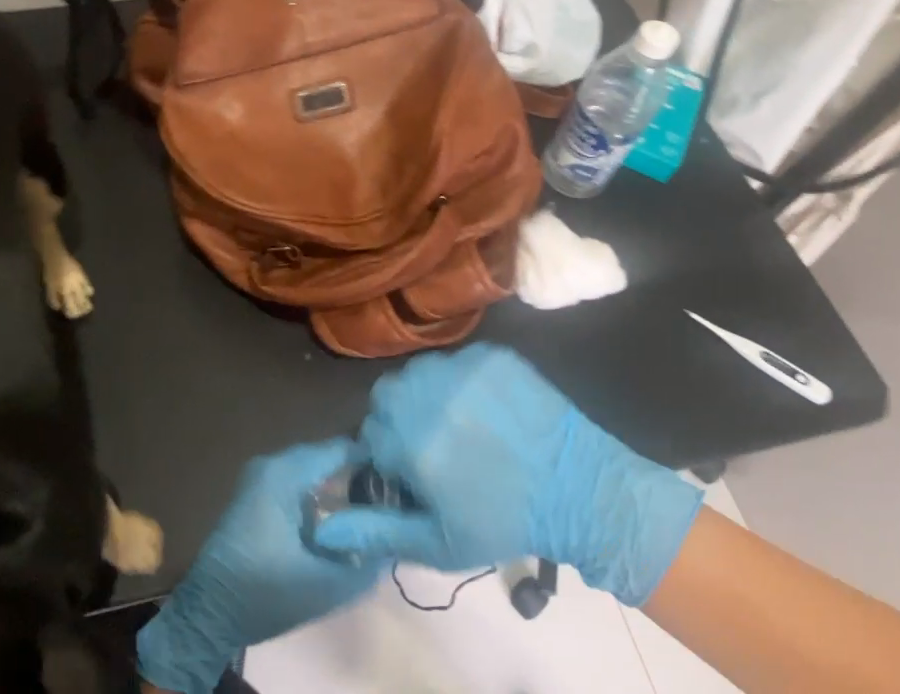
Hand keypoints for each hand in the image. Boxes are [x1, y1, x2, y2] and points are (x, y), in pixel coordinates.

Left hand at [138, 439, 385, 693]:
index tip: (404, 483)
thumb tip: (396, 537)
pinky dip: (321, 497)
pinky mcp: (257, 496)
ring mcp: (261, 478)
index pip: (343, 449)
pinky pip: (299, 483)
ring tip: (375, 511)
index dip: (377, 463)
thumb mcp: (328, 584)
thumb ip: (368, 558)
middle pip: (329, 458)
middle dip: (361, 477)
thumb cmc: (265, 593)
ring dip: (341, 488)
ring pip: (314, 471)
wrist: (209, 615)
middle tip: (394, 501)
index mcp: (285, 473)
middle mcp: (272, 464)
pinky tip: (343, 521)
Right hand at [313, 344, 701, 605]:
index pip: (369, 434)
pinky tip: (483, 408)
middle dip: (400, 419)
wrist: (579, 490)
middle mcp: (430, 395)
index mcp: (412, 441)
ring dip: (426, 395)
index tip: (413, 473)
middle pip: (387, 396)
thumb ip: (373, 530)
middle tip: (433, 446)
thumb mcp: (435, 543)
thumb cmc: (503, 522)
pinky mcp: (492, 356)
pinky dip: (460, 381)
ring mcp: (464, 369)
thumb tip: (319, 525)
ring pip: (418, 373)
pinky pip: (455, 361)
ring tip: (458, 425)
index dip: (387, 456)